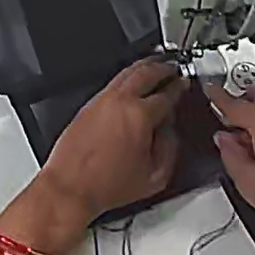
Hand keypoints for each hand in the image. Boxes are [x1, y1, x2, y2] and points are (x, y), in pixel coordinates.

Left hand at [0, 59, 183, 252]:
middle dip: (164, 68)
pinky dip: (126, 77)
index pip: (167, 94)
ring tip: (153, 66)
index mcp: (140, 116)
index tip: (184, 84)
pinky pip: (112, 83)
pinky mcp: (88, 106)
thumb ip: (170, 149)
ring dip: (144, 66)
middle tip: (172, 68)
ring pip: (126, 72)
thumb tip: (171, 133)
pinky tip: (130, 83)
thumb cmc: (105, 185)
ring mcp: (101, 101)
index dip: (179, 87)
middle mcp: (120, 102)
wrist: (71, 187)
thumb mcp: (155, 177)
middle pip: (146, 72)